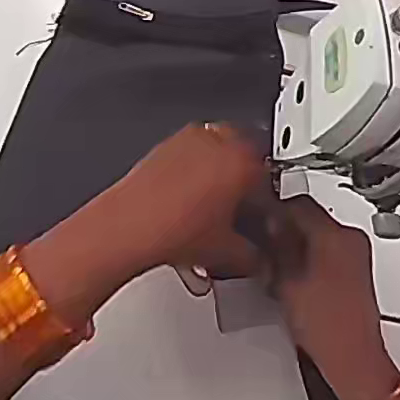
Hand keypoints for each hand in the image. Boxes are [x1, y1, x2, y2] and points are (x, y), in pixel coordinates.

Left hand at [81, 122, 267, 288]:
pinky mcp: (166, 145)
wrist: (128, 226)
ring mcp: (190, 139)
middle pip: (246, 150)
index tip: (265, 208)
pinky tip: (191, 195)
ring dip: (222, 166)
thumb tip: (255, 260)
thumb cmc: (173, 229)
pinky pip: (192, 149)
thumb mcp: (227, 252)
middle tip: (244, 198)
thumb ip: (252, 256)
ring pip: (218, 146)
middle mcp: (218, 141)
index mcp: (243, 161)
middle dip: (247, 173)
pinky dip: (197, 165)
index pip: (271, 170)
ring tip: (216, 198)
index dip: (270, 193)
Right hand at [264, 195, 398, 399]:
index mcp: (335, 235)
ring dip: (296, 239)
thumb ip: (275, 246)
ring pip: (317, 230)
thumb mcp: (286, 281)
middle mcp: (350, 238)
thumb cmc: (327, 326)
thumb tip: (267, 224)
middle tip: (262, 238)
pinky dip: (309, 252)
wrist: (353, 358)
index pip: (298, 204)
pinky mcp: (356, 268)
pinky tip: (293, 273)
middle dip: (284, 225)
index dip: (272, 208)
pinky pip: (328, 246)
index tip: (257, 216)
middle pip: (309, 215)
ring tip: (276, 260)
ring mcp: (356, 253)